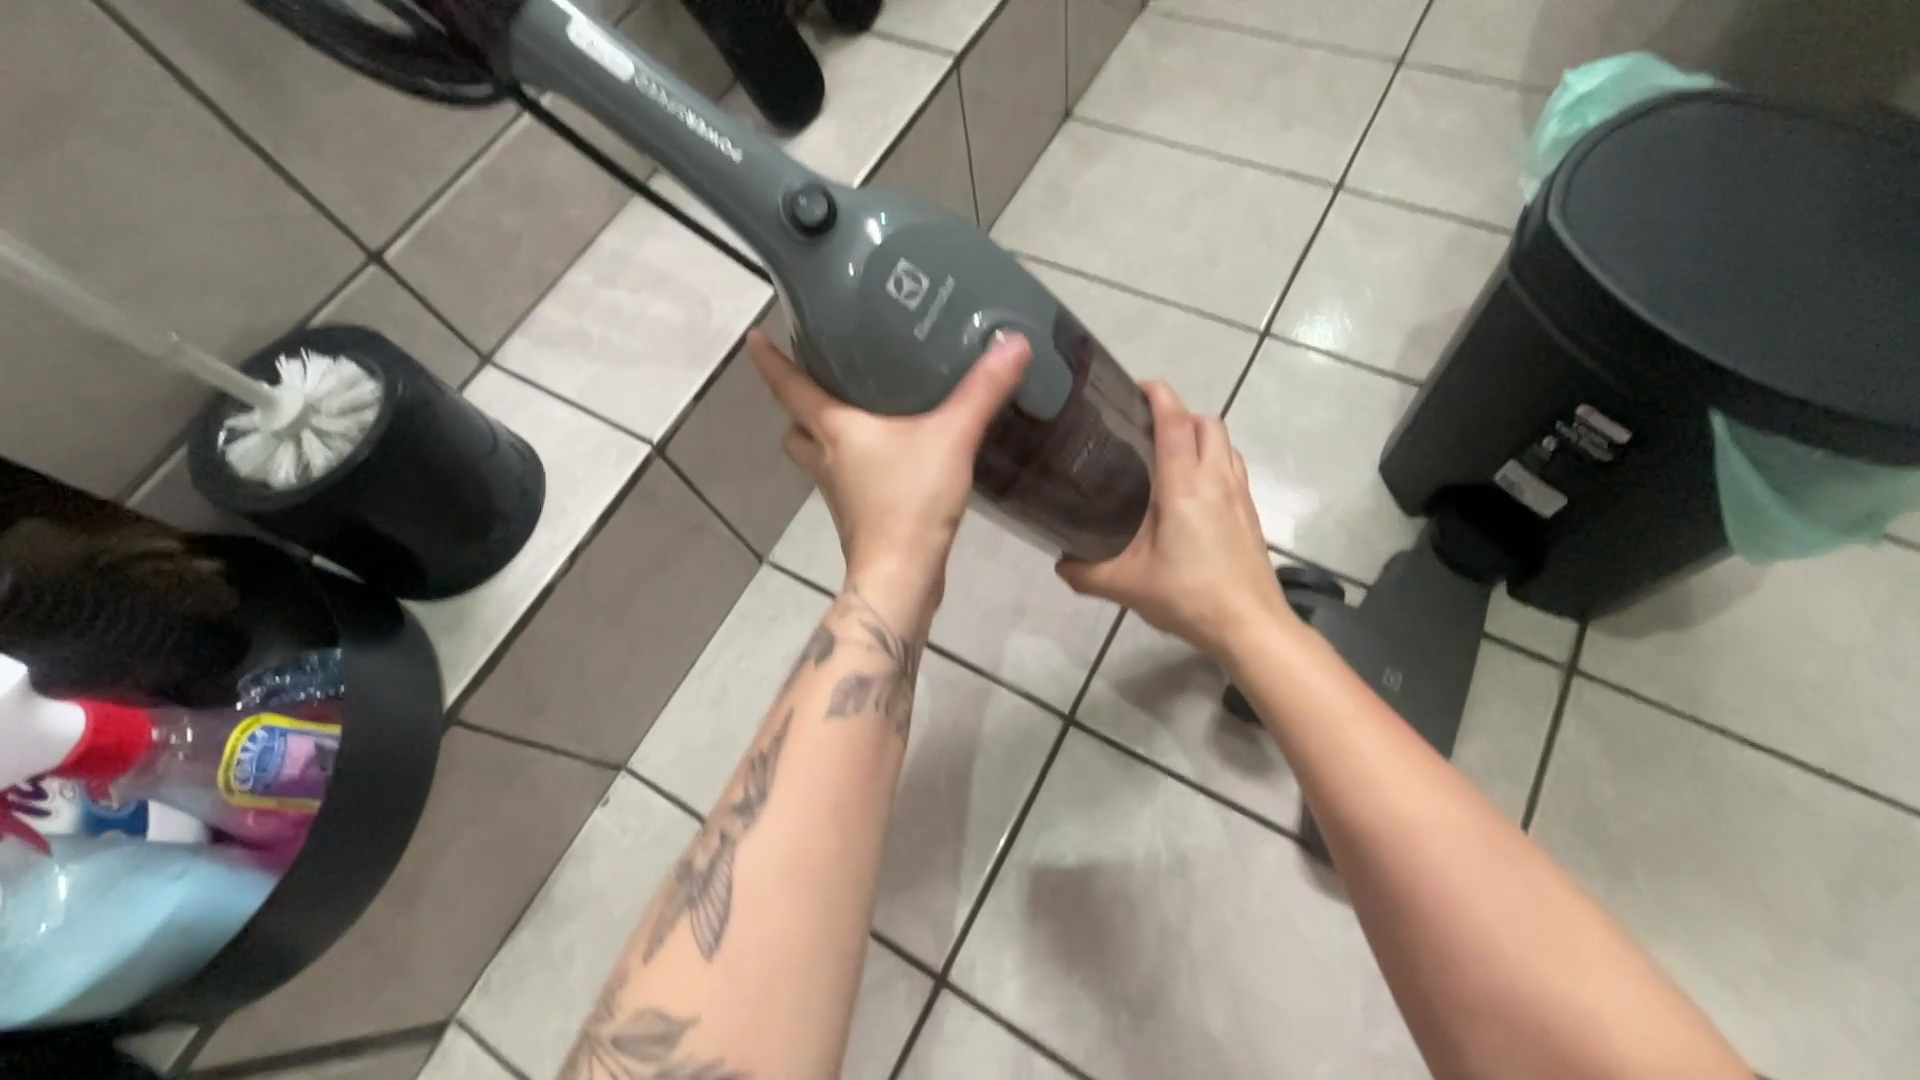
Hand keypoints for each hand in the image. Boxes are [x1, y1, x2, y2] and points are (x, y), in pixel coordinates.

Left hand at [749, 330, 1029, 637]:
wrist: (901, 575)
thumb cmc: (911, 501)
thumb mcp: (952, 437)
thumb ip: (983, 390)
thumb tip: (1014, 341)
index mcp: (834, 429)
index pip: (788, 387)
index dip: (770, 361)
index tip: (753, 337)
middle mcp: (826, 458)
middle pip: (795, 427)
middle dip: (799, 407)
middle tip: (822, 382)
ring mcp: (838, 492)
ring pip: (815, 457)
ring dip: (824, 439)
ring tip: (857, 417)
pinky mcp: (857, 516)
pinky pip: (844, 481)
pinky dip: (854, 466)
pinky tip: (888, 459)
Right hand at [1055, 382, 1293, 660]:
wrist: (1250, 626)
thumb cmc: (1188, 597)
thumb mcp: (1126, 586)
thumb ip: (1086, 572)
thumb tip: (1059, 561)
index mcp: (1184, 485)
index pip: (1175, 421)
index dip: (1158, 395)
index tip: (1136, 387)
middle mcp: (1216, 479)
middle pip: (1206, 422)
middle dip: (1178, 412)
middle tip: (1145, 428)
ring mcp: (1239, 494)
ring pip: (1224, 442)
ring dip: (1199, 435)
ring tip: (1168, 454)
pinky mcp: (1250, 512)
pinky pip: (1233, 467)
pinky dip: (1214, 460)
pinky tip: (1193, 490)